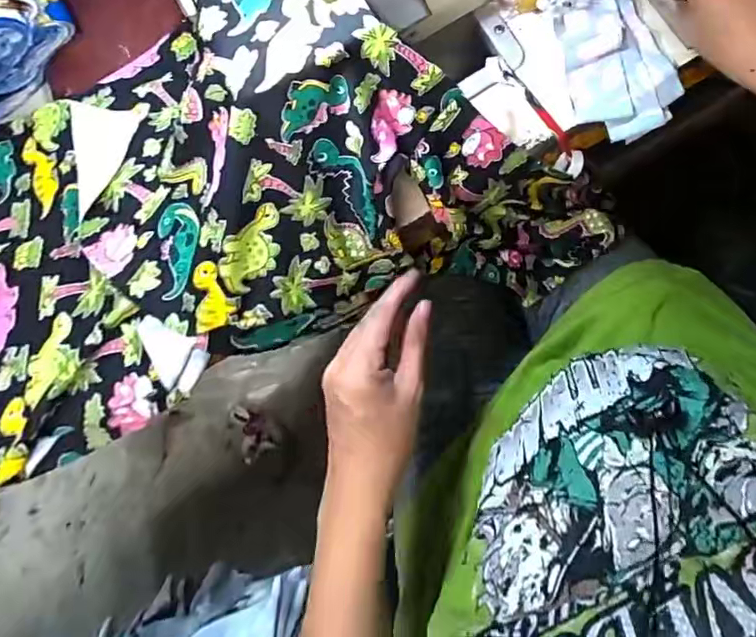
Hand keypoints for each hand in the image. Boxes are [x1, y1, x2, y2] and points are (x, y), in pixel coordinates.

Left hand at [321, 269, 430, 506]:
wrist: (358, 483)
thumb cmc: (392, 441)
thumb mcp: (411, 389)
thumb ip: (415, 344)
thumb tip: (423, 307)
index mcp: (357, 365)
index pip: (379, 316)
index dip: (398, 292)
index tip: (415, 273)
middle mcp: (338, 362)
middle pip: (366, 321)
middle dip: (390, 300)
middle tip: (414, 282)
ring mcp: (331, 371)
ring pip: (359, 332)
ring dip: (381, 316)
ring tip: (406, 298)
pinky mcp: (332, 379)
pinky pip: (355, 346)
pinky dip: (373, 333)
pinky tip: (390, 327)